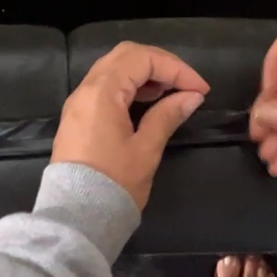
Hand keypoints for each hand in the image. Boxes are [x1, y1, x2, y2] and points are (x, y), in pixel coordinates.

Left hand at [53, 42, 209, 208]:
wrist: (75, 222)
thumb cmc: (114, 184)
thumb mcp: (146, 149)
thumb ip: (168, 115)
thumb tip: (192, 96)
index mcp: (102, 91)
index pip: (143, 60)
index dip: (177, 69)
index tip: (201, 89)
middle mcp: (86, 89)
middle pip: (126, 55)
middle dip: (160, 63)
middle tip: (185, 83)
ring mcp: (79, 102)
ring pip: (114, 67)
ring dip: (144, 72)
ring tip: (170, 91)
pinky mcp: (78, 117)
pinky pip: (105, 85)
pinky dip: (129, 84)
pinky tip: (148, 100)